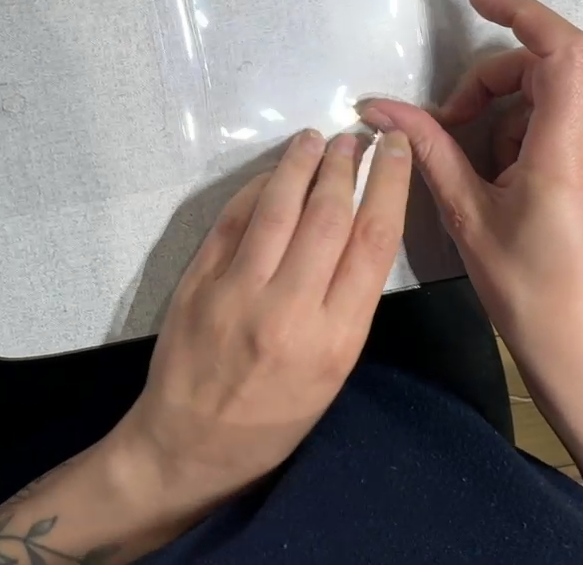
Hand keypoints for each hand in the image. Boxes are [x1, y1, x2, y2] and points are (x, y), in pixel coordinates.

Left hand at [103, 127, 411, 516]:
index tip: (393, 152)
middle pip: (328, 215)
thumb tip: (353, 229)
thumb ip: (344, 304)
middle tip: (354, 138)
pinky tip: (273, 173)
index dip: (388, 186)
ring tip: (315, 139)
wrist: (189, 445)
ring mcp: (237, 291)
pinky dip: (257, 188)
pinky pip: (233, 219)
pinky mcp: (199, 280)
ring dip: (300, 164)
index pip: (372, 243)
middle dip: (345, 166)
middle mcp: (289, 309)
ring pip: (278, 207)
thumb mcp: (331, 376)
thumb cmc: (272, 420)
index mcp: (335, 340)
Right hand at [358, 0, 582, 396]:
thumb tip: (376, 107)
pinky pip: (562, 135)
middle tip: (445, 123)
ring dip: (502, 118)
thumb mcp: (466, 216)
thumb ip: (426, 150)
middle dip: (490, 83)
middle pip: (548, 74)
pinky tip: (499, 187)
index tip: (477, 0)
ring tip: (470, 172)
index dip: (523, 13)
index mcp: (566, 152)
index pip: (564, 52)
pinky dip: (521, 139)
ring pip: (552, 106)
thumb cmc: (525, 293)